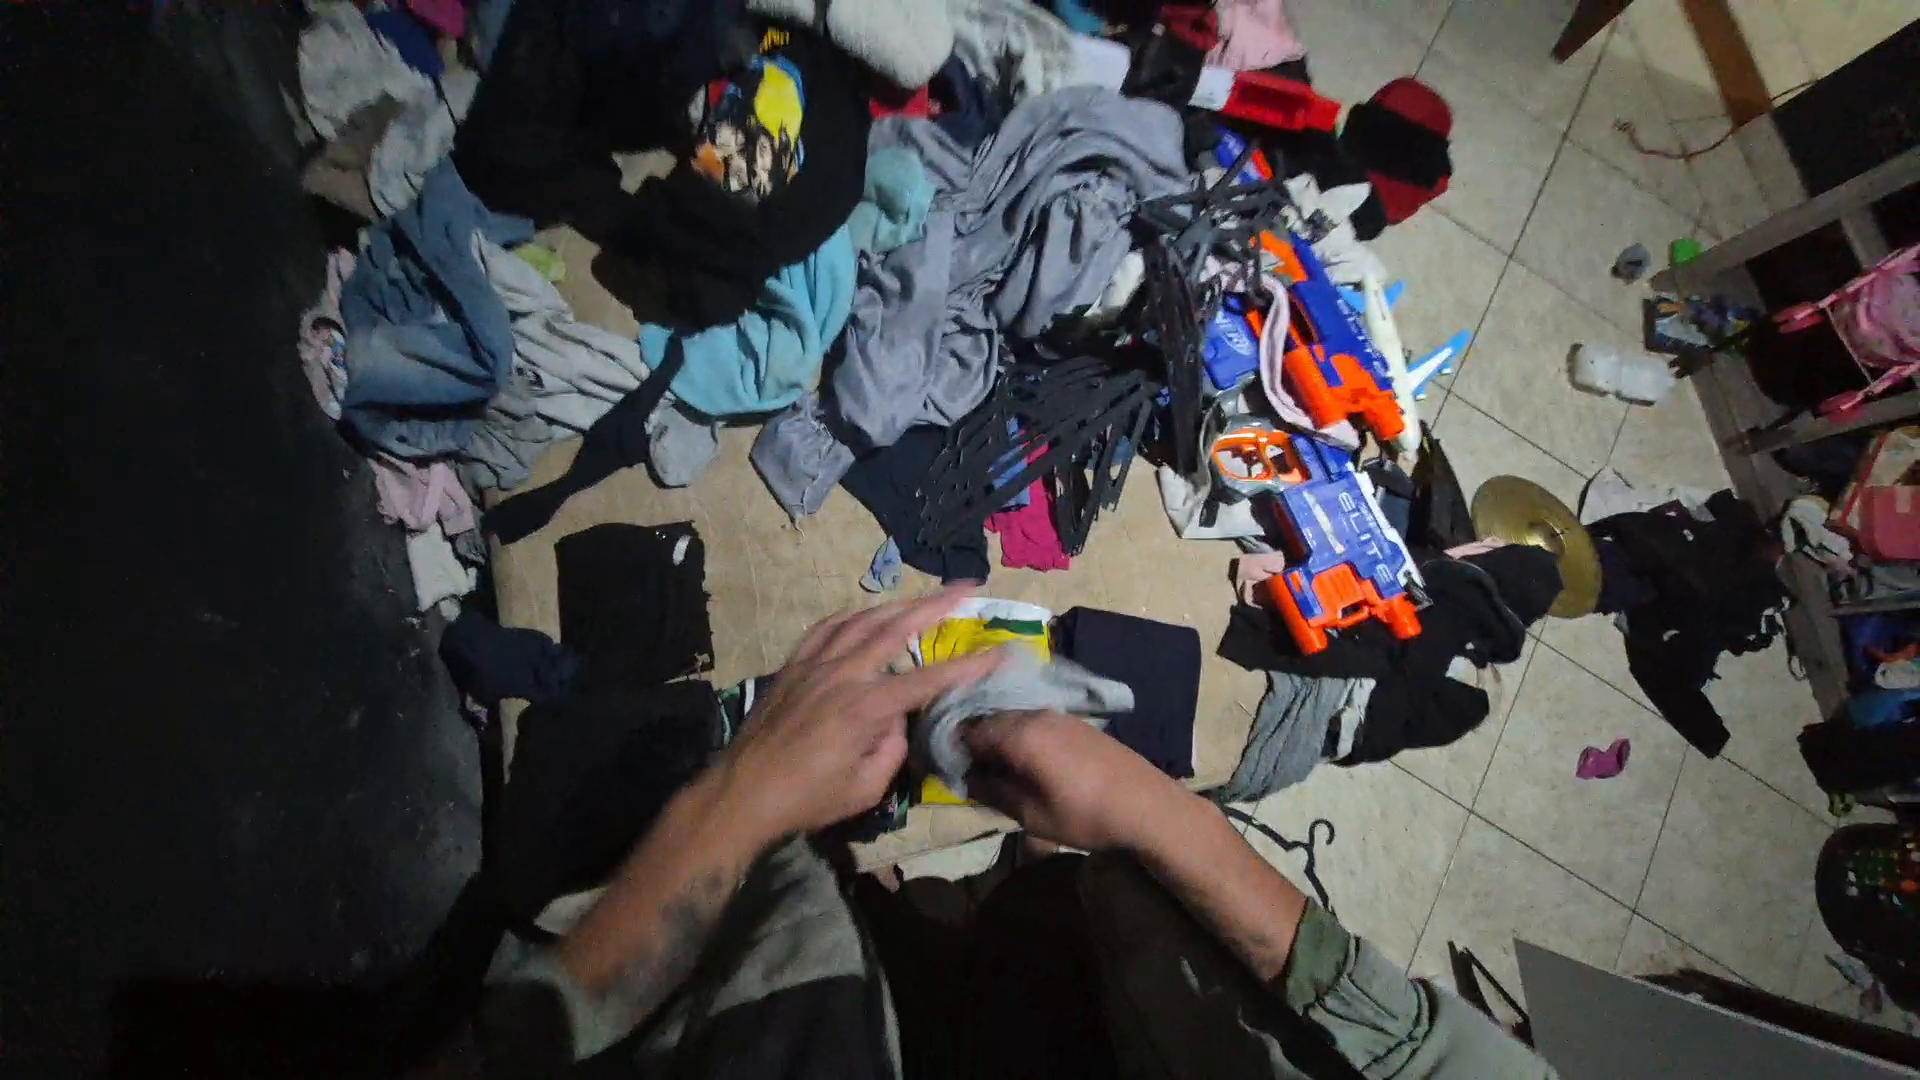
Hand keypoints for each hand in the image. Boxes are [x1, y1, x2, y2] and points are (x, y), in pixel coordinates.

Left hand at [718, 588, 1003, 840]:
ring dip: (897, 604)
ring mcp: (814, 664)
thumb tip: (898, 718)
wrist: (742, 793)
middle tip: (966, 588)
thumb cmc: (806, 799)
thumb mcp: (864, 789)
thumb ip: (892, 748)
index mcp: (863, 707)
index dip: (965, 666)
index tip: (996, 652)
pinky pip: (826, 627)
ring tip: (924, 597)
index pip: (926, 680)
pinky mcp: (793, 665)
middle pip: (895, 628)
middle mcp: (841, 673)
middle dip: (935, 605)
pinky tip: (866, 614)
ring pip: (862, 619)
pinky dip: (852, 615)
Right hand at [962, 710, 1195, 852]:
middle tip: (970, 772)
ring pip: (1012, 719)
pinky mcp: (1074, 721)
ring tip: (998, 771)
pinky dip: (1020, 737)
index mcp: (1018, 733)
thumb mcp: (1030, 815)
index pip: (968, 730)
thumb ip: (992, 792)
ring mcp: (1057, 714)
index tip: (946, 768)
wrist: (1147, 806)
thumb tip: (964, 778)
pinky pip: (1033, 721)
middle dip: (974, 742)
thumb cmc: (1085, 814)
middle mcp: (1034, 713)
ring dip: (998, 740)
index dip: (953, 748)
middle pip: (989, 719)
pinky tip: (1026, 763)